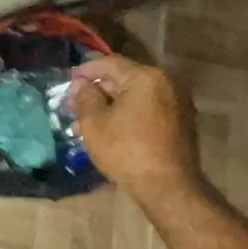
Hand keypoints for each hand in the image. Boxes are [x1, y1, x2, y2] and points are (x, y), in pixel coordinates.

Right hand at [68, 54, 207, 205]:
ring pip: (135, 97)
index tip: (68, 81)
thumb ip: (85, 98)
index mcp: (145, 78)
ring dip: (110, 105)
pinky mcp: (180, 121)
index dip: (85, 70)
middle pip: (124, 79)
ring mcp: (177, 103)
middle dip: (96, 91)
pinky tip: (111, 130)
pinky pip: (147, 109)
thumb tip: (82, 86)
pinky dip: (127, 114)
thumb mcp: (94, 124)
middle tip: (74, 106)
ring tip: (87, 123)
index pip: (110, 64)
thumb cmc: (125, 150)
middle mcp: (166, 83)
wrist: (166, 184)